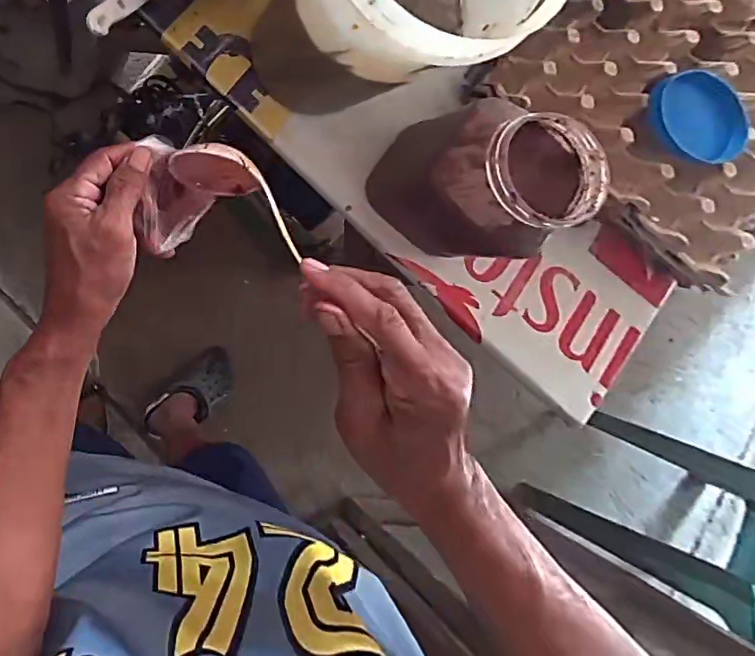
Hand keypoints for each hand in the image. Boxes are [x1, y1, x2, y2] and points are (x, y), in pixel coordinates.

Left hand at [41, 143, 154, 347]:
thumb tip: (138, 158)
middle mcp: (67, 204)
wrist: (78, 317)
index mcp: (68, 196)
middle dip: (137, 182)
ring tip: (156, 215)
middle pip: (107, 177)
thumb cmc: (90, 280)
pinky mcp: (83, 235)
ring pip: (112, 198)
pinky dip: (130, 222)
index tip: (154, 154)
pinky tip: (145, 235)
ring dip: (136, 205)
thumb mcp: (116, 226)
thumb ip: (127, 187)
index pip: (102, 159)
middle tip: (161, 184)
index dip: (131, 154)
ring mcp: (75, 220)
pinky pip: (110, 217)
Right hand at [300, 260, 479, 518]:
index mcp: (425, 382)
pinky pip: (402, 311)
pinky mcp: (441, 346)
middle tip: (307, 280)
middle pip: (393, 296)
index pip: (383, 317)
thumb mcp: (358, 418)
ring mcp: (448, 350)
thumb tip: (328, 310)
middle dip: (345, 280)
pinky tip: (342, 304)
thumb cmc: (396, 464)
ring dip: (354, 287)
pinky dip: (368, 300)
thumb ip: (348, 358)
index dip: (342, 288)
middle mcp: (444, 359)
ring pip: (399, 297)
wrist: (440, 482)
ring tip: (317, 290)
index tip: (309, 272)